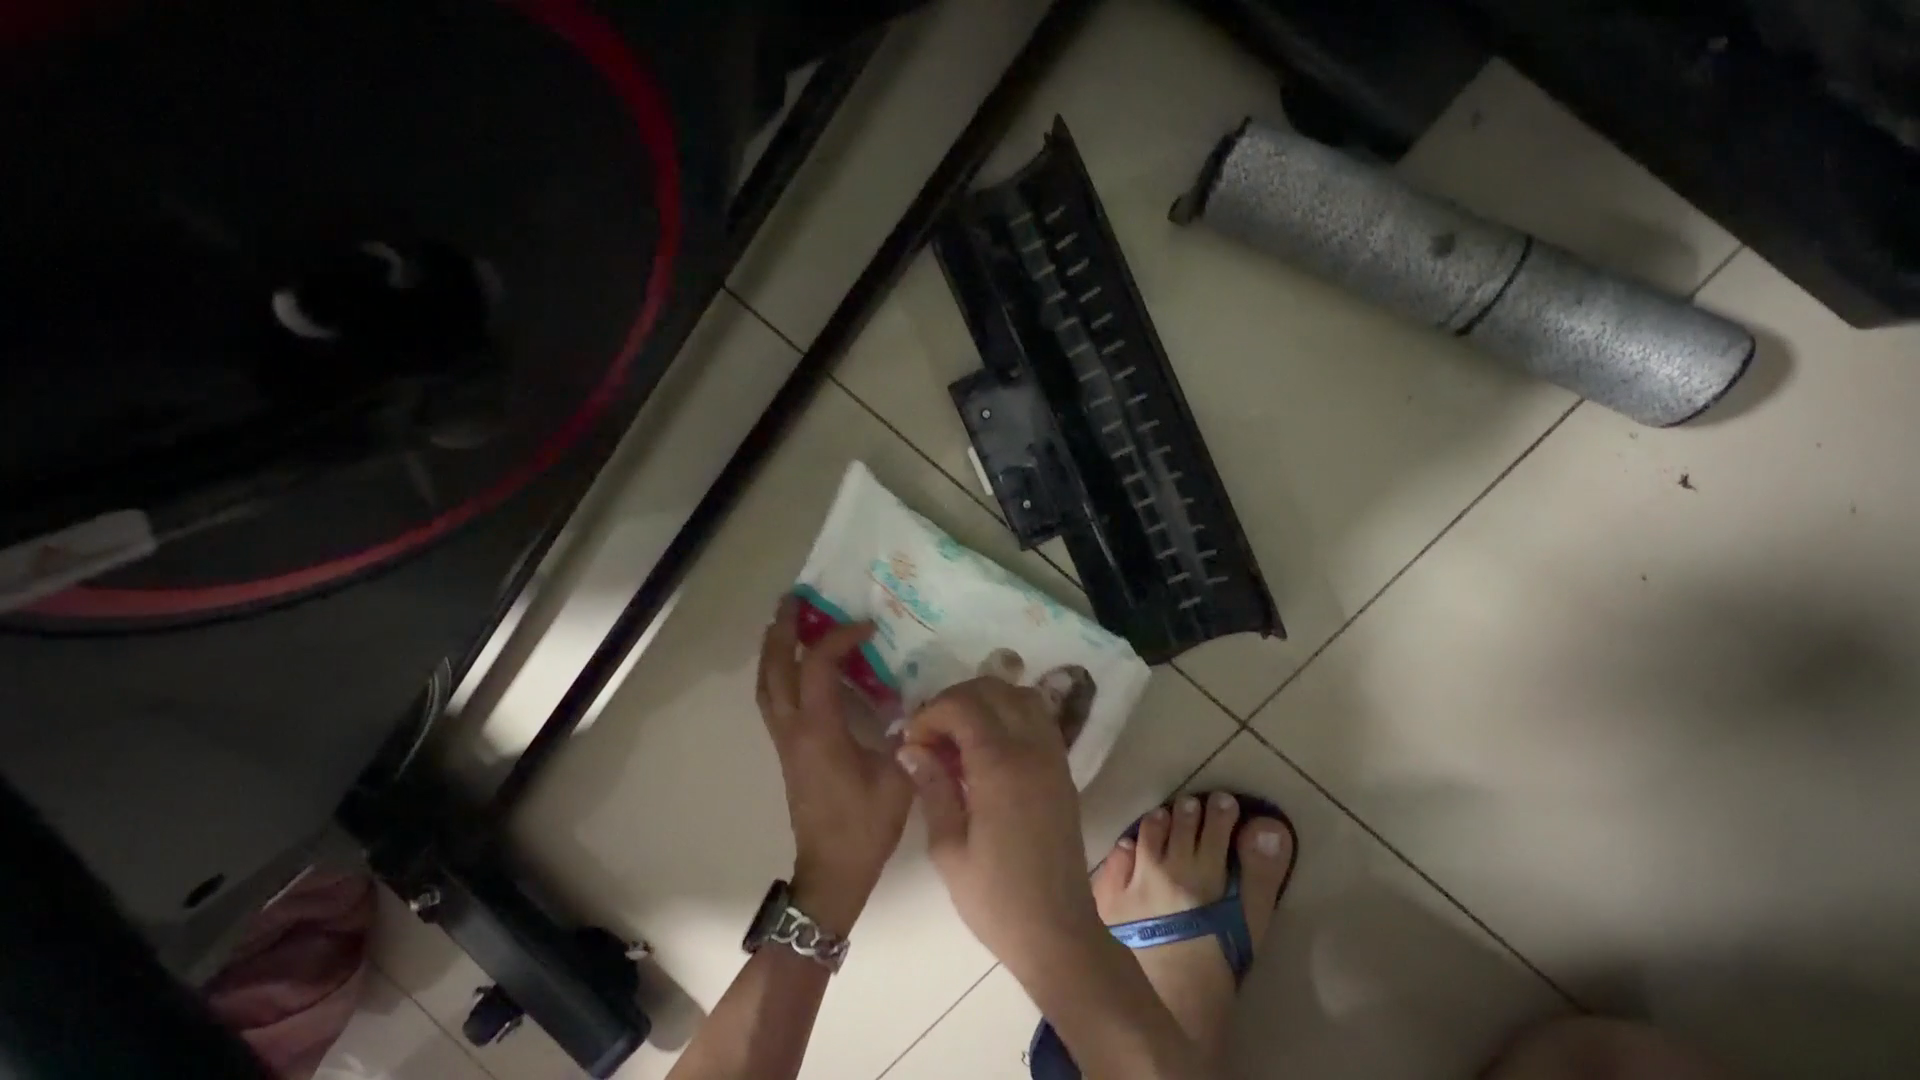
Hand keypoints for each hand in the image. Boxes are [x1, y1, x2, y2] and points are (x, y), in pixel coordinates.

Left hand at [756, 596, 913, 934]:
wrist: (831, 873)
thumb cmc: (865, 827)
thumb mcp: (899, 778)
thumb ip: (908, 736)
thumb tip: (920, 705)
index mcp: (819, 730)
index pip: (820, 667)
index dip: (840, 638)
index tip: (867, 626)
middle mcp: (793, 729)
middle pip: (775, 668)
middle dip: (782, 630)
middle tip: (794, 599)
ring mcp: (785, 741)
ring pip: (767, 684)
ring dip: (774, 650)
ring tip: (787, 624)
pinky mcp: (787, 752)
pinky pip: (774, 700)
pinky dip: (779, 674)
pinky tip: (797, 668)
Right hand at [895, 676, 1101, 972]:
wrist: (1056, 931)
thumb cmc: (995, 898)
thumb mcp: (948, 849)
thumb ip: (932, 788)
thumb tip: (911, 749)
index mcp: (1001, 766)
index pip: (963, 705)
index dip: (930, 714)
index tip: (911, 742)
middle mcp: (1033, 750)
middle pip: (993, 689)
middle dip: (955, 701)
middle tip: (930, 736)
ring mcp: (1053, 757)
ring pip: (1021, 697)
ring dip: (986, 703)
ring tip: (959, 737)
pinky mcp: (1063, 771)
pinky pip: (1038, 720)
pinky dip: (1010, 717)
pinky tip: (988, 750)